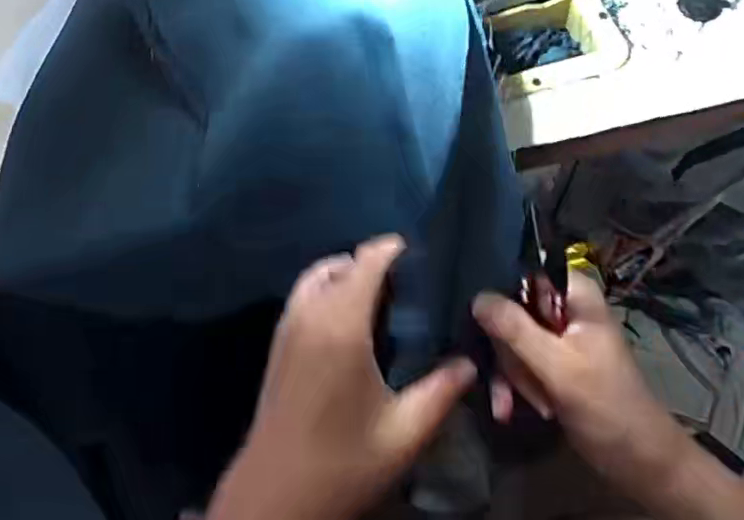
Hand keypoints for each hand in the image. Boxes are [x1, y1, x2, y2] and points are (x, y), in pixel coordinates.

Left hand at [207, 235, 476, 519]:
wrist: (273, 495)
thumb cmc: (342, 463)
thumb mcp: (402, 434)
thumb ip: (440, 392)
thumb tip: (470, 362)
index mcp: (342, 324)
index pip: (367, 260)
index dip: (394, 248)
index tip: (423, 255)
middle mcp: (312, 311)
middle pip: (344, 262)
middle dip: (376, 262)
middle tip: (409, 285)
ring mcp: (289, 323)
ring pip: (320, 273)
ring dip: (348, 272)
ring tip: (380, 297)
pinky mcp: (277, 340)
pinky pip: (304, 292)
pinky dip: (327, 287)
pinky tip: (349, 320)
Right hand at [473, 274, 743, 519]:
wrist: (641, 464)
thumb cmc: (607, 407)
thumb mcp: (559, 368)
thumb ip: (516, 329)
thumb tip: (477, 297)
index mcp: (574, 291)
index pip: (525, 269)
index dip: (500, 291)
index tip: (483, 321)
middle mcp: (564, 304)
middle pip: (512, 305)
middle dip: (507, 349)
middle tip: (515, 380)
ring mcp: (556, 333)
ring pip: (510, 335)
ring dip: (509, 372)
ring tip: (518, 403)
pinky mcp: (550, 360)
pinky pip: (517, 359)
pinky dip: (513, 383)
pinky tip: (508, 409)